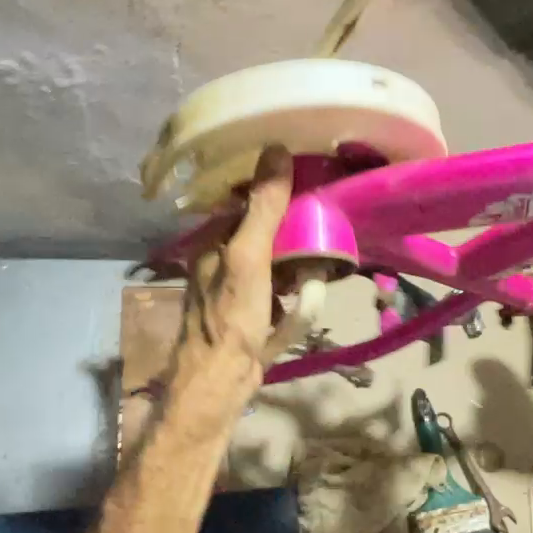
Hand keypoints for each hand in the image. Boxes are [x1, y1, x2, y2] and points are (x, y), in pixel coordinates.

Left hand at [165, 147, 294, 413]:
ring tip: (320, 268)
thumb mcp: (249, 256)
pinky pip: (280, 301)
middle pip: (264, 237)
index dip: (275, 196)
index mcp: (211, 244)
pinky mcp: (252, 321)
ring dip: (298, 270)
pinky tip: (307, 304)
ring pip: (275, 269)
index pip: (245, 205)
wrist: (220, 383)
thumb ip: (263, 208)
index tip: (308, 191)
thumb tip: (276, 149)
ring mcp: (236, 295)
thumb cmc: (230, 316)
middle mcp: (219, 265)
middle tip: (322, 234)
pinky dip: (294, 303)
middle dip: (293, 238)